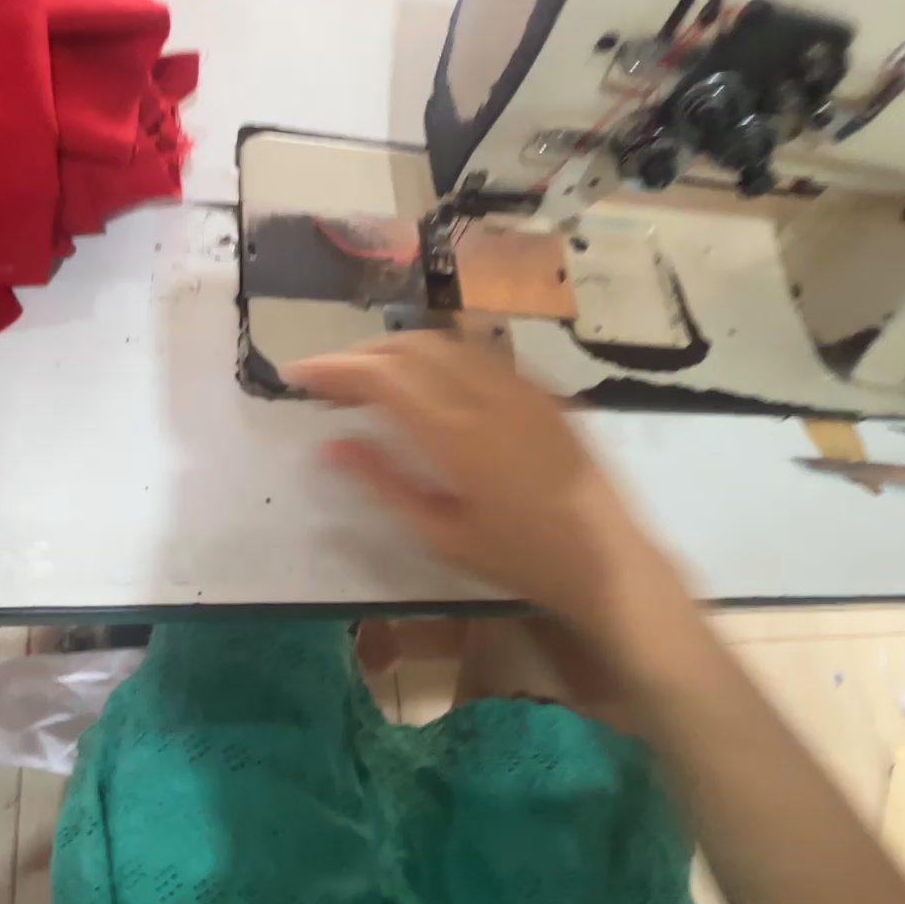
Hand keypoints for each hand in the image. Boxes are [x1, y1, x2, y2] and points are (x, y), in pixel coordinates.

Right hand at [286, 332, 665, 634]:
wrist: (606, 561)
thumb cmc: (517, 558)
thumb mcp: (440, 533)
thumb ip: (382, 483)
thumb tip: (330, 446)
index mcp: (457, 436)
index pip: (381, 377)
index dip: (333, 369)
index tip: (298, 373)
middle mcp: (489, 396)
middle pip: (410, 348)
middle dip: (361, 355)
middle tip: (330, 382)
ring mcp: (521, 387)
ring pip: (445, 342)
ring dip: (397, 350)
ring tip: (369, 378)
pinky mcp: (543, 390)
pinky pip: (479, 353)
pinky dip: (438, 356)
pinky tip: (427, 381)